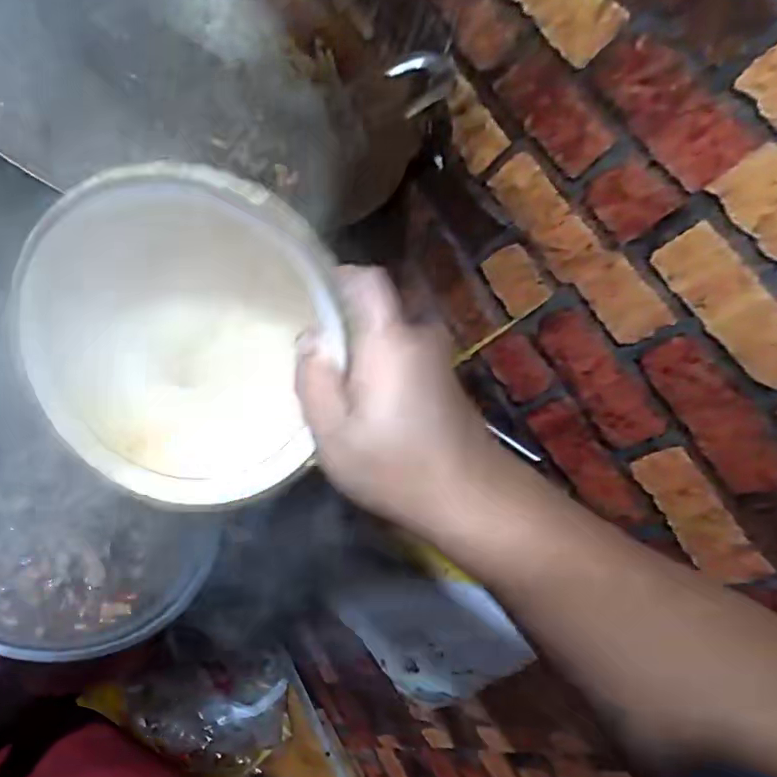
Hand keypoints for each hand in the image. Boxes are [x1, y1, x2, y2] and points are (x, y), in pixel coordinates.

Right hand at [297, 266, 527, 534]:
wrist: (468, 498)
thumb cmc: (393, 466)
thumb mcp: (332, 432)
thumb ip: (314, 379)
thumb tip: (311, 338)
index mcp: (388, 339)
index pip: (366, 280)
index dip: (337, 278)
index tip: (308, 298)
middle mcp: (418, 335)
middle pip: (374, 311)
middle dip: (342, 328)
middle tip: (314, 365)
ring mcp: (436, 357)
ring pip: (387, 337)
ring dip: (361, 354)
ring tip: (337, 393)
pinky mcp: (443, 380)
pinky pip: (401, 356)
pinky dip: (380, 369)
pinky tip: (367, 409)